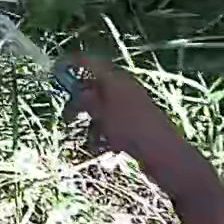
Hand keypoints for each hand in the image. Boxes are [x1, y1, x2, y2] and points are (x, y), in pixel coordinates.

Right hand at [66, 56, 219, 200]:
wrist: (169, 160)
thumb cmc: (134, 132)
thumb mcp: (103, 113)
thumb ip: (86, 99)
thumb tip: (73, 89)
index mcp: (117, 80)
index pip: (90, 63)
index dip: (71, 64)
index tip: (54, 71)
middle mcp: (123, 89)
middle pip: (93, 87)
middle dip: (78, 102)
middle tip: (66, 118)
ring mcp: (130, 108)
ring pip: (100, 109)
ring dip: (90, 123)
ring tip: (89, 142)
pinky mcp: (134, 126)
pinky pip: (111, 125)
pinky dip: (102, 135)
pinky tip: (102, 149)